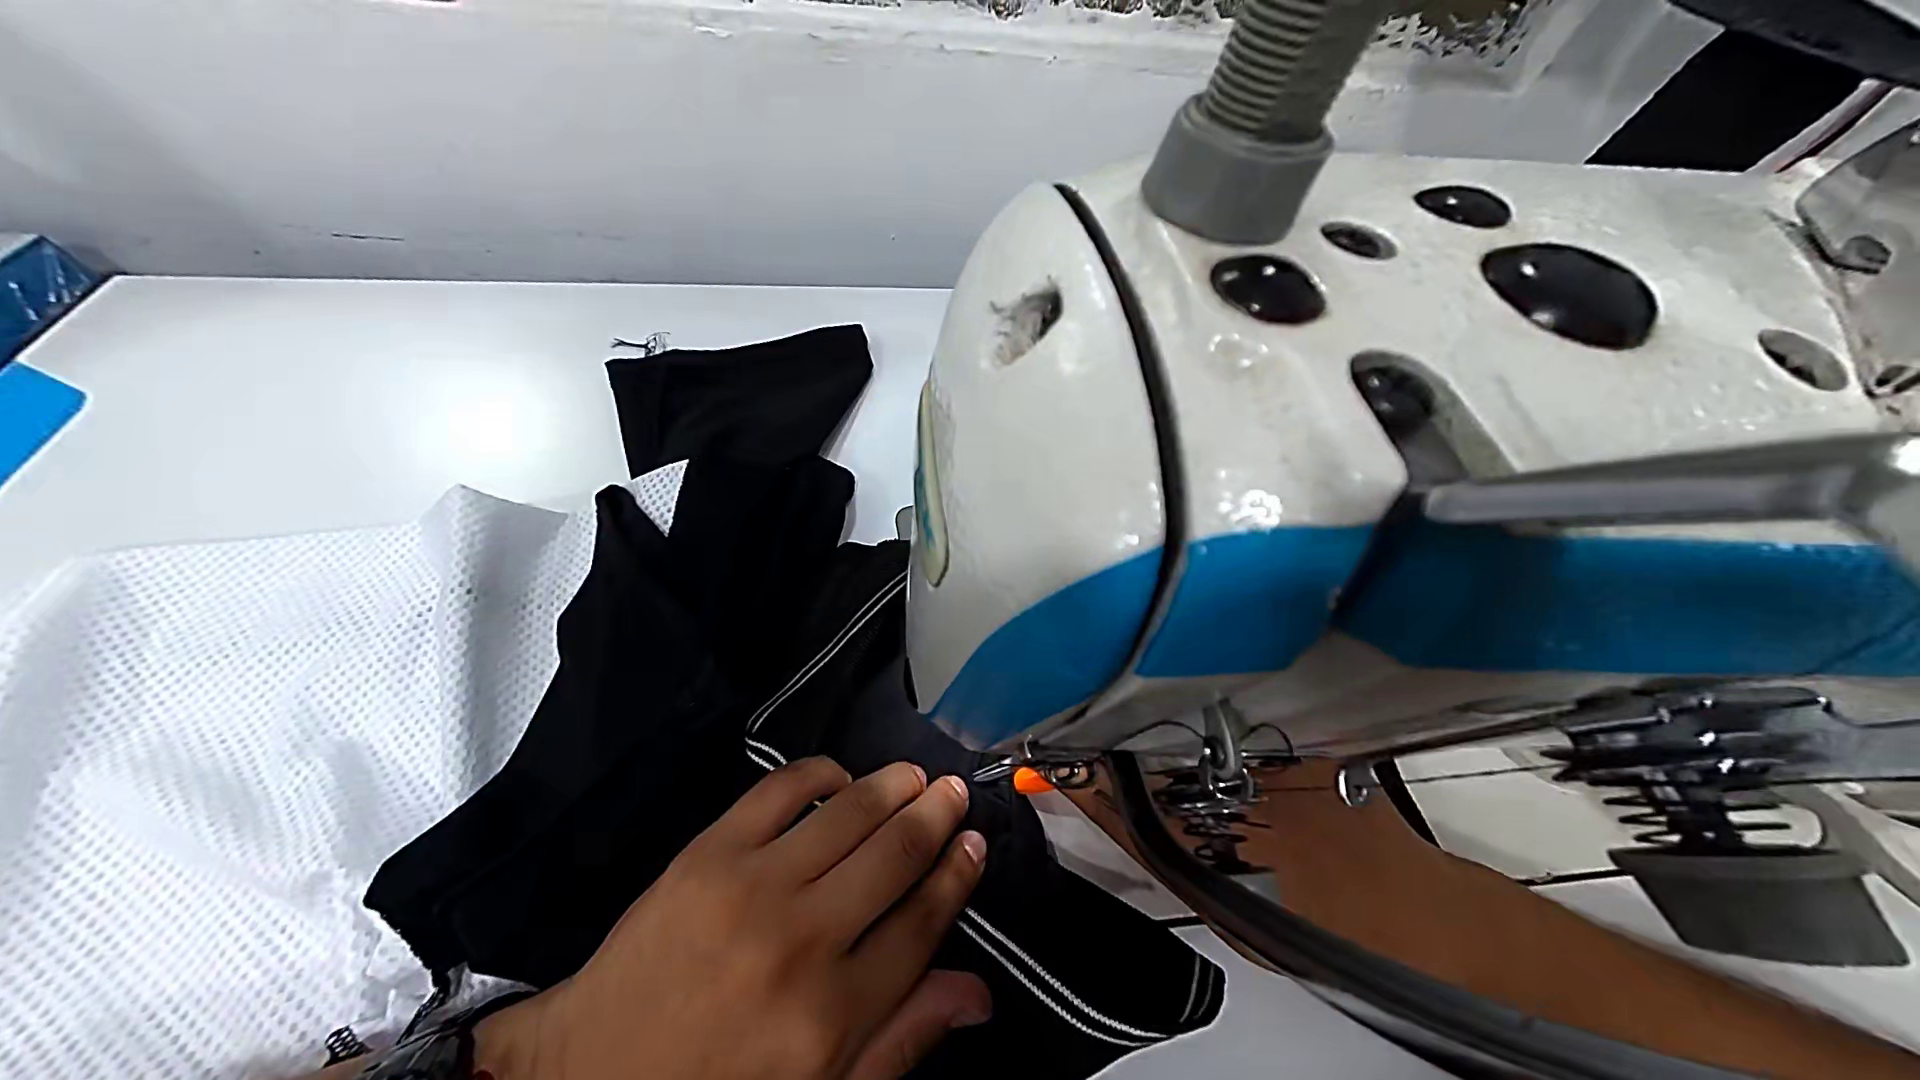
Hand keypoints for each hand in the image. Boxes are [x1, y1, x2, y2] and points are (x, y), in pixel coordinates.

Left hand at [475, 758, 989, 1079]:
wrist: (589, 1075)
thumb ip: (901, 1041)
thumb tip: (979, 994)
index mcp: (833, 1015)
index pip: (921, 922)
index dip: (957, 876)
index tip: (974, 845)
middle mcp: (803, 941)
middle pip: (895, 855)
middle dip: (935, 815)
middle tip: (953, 791)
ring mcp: (753, 886)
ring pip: (849, 814)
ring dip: (891, 786)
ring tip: (914, 775)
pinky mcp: (709, 852)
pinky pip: (781, 789)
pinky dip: (819, 773)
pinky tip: (839, 776)